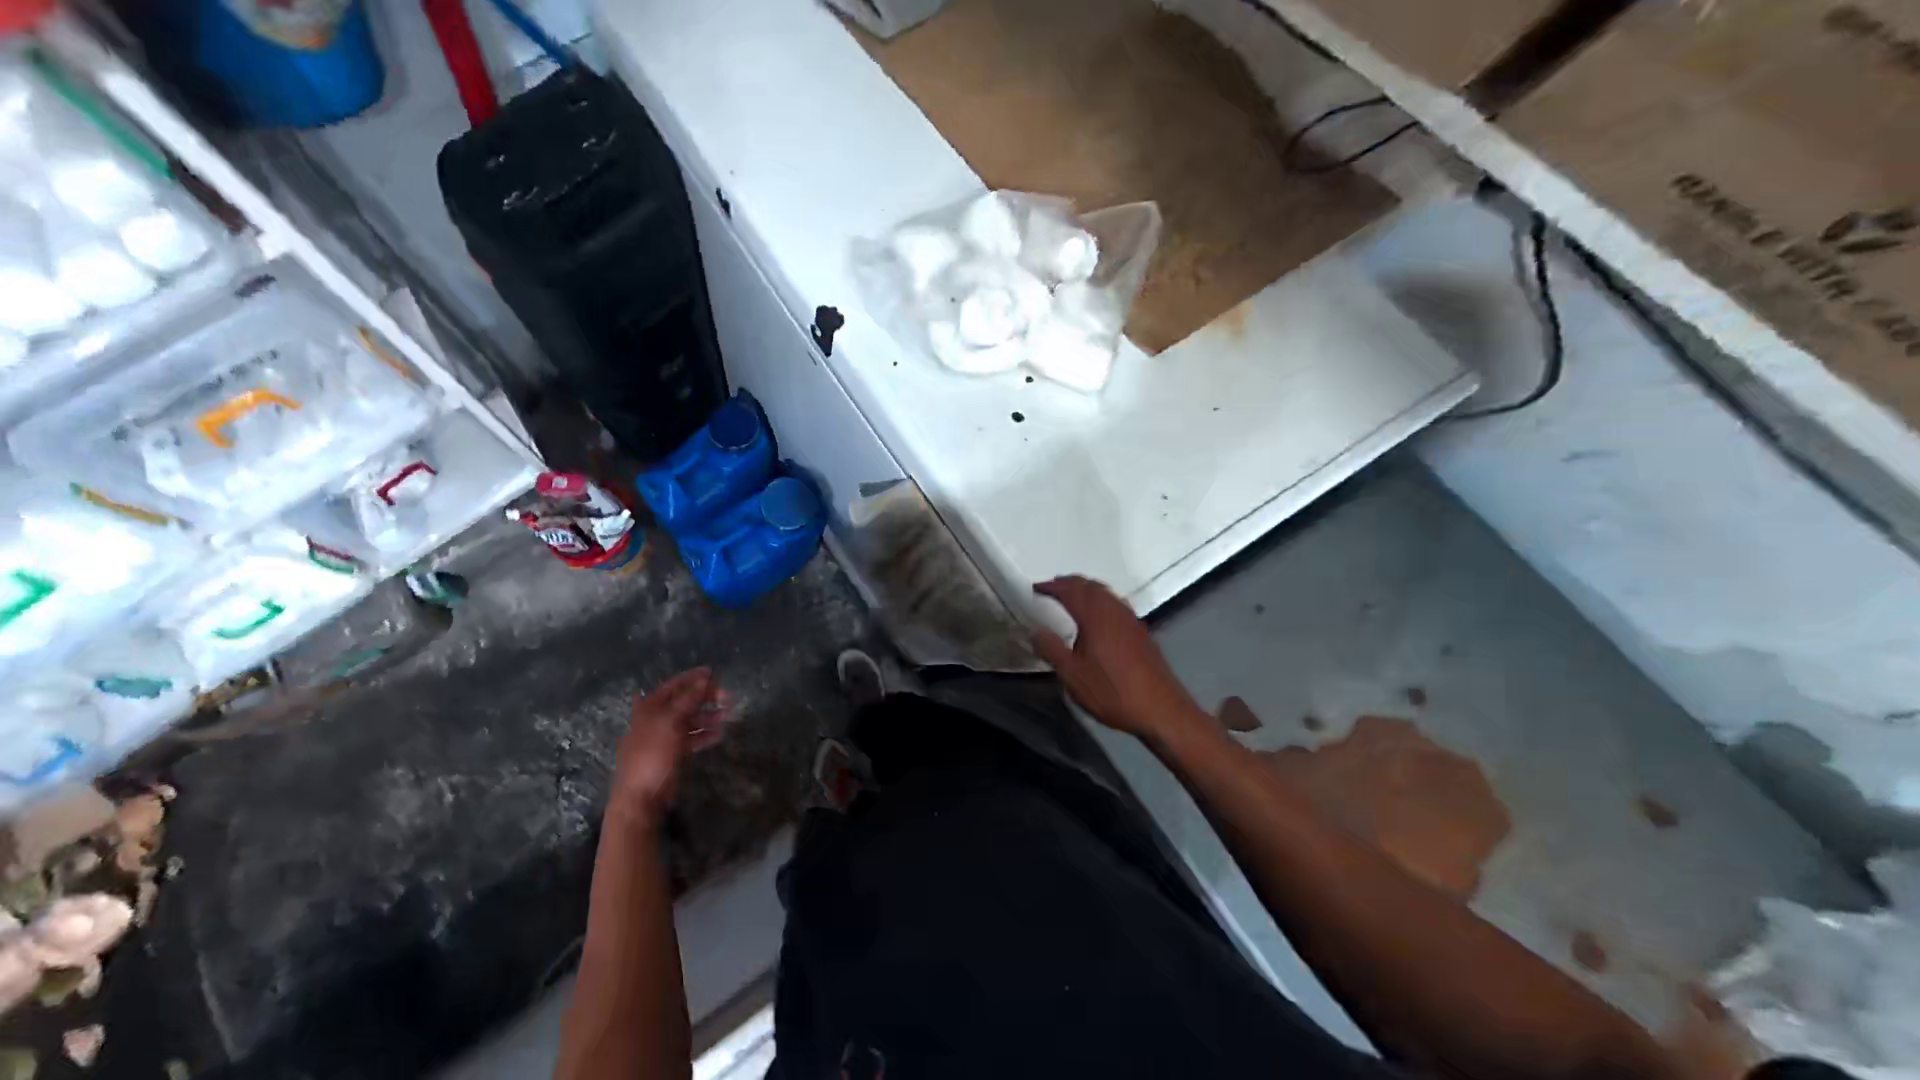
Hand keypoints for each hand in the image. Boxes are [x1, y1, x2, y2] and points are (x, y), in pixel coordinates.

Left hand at [610, 668, 731, 826]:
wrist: (641, 796)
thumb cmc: (652, 754)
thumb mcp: (670, 721)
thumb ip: (688, 699)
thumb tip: (704, 678)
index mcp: (650, 707)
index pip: (674, 685)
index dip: (693, 678)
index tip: (714, 673)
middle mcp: (656, 718)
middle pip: (684, 701)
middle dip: (705, 697)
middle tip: (728, 697)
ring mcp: (664, 736)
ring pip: (690, 720)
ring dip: (708, 716)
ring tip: (728, 715)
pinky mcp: (672, 753)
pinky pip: (691, 738)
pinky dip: (704, 735)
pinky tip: (719, 734)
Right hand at [1031, 576, 1209, 743]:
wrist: (1161, 710)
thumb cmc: (1112, 691)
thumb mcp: (1072, 675)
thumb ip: (1051, 649)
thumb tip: (1035, 631)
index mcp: (1095, 615)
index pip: (1070, 590)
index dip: (1051, 586)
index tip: (1035, 589)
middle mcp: (1114, 610)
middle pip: (1089, 586)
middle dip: (1068, 584)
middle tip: (1050, 590)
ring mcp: (1131, 620)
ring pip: (1105, 594)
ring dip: (1086, 591)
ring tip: (1071, 601)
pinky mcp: (1141, 632)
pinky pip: (1116, 605)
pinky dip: (1101, 602)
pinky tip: (1098, 619)